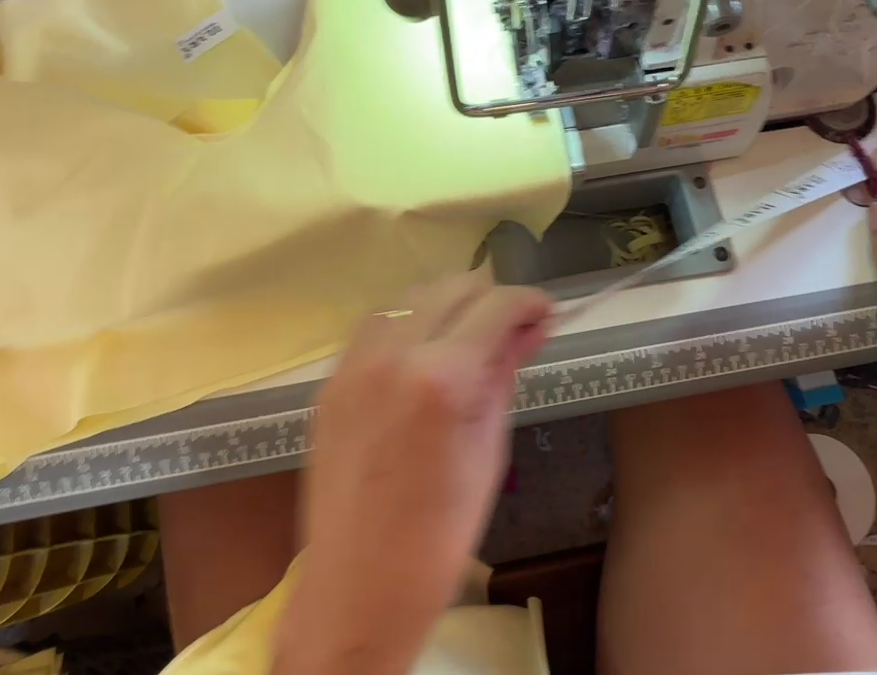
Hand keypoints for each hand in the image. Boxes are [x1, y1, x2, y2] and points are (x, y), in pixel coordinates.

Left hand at [276, 272, 552, 674]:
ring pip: (411, 297)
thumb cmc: (440, 536)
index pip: (496, 304)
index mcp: (442, 375)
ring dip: (447, 305)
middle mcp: (393, 352)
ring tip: (468, 339)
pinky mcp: (330, 379)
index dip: (529, 302)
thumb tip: (532, 329)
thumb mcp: (489, 449)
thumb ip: (504, 374)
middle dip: (490, 299)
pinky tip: (423, 354)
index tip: (545, 315)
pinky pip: (376, 325)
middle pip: (452, 286)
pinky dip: (408, 324)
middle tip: (512, 331)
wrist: (354, 589)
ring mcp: (353, 363)